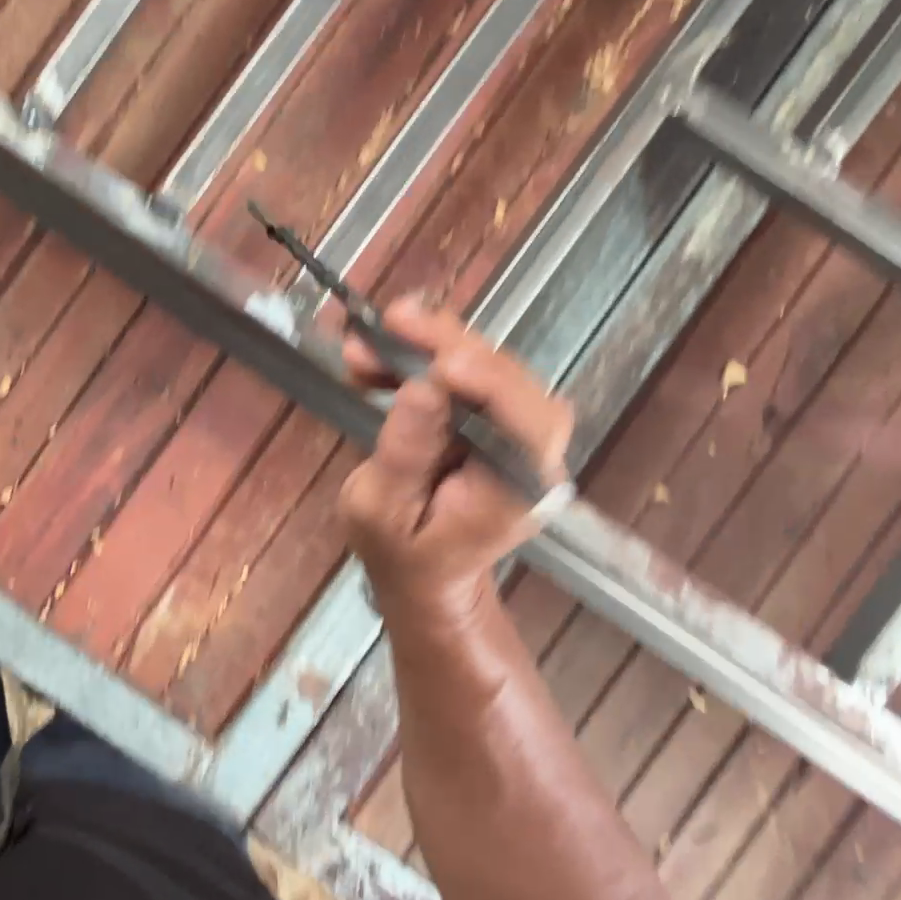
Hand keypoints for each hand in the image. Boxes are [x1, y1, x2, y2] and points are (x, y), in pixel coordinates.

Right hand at [340, 297, 571, 630]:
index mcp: (514, 491)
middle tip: (389, 323)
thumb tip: (421, 387)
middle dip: (449, 346)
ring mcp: (515, 434)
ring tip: (368, 339)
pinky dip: (424, 356)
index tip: (440, 363)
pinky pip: (467, 374)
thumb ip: (404, 454)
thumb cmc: (398, 555)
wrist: (424, 576)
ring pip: (488, 368)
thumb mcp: (380, 513)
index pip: (529, 424)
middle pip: (511, 382)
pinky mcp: (492, 419)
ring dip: (429, 345)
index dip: (492, 384)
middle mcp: (531, 455)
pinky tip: (377, 357)